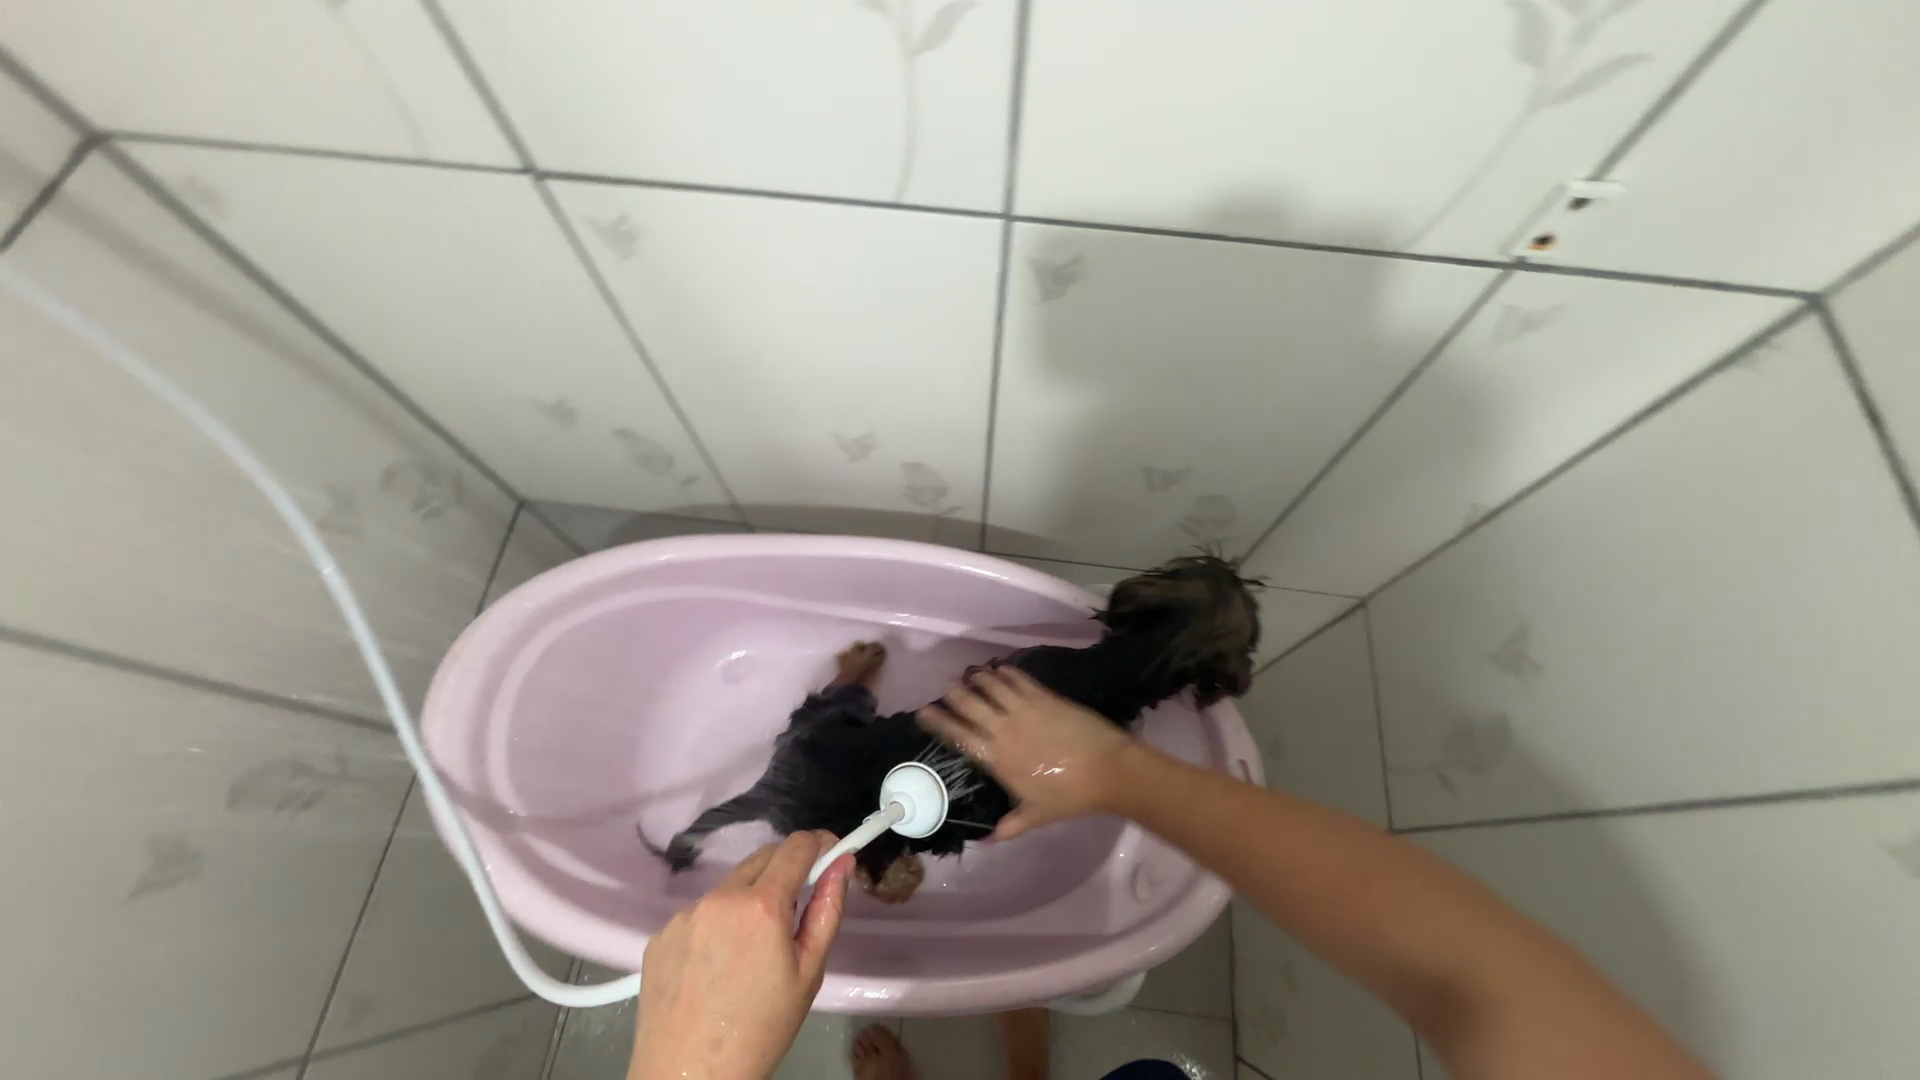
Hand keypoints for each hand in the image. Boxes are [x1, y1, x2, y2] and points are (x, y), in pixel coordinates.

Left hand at [630, 832, 852, 1079]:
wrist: (688, 1079)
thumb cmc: (760, 1030)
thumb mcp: (808, 972)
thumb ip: (828, 909)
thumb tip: (842, 862)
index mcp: (762, 905)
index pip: (797, 846)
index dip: (820, 844)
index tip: (832, 855)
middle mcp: (720, 897)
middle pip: (763, 857)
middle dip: (787, 869)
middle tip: (796, 910)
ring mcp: (685, 914)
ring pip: (731, 885)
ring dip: (751, 898)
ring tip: (752, 949)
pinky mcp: (661, 934)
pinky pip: (702, 912)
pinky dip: (719, 922)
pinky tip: (718, 964)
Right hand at [916, 667, 1141, 839]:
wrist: (1107, 770)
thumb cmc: (1069, 796)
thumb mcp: (1036, 816)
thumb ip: (1010, 825)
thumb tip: (987, 841)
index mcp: (998, 758)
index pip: (959, 736)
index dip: (939, 722)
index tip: (923, 712)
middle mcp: (1005, 729)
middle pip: (970, 704)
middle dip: (954, 693)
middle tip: (946, 687)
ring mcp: (1025, 709)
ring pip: (992, 686)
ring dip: (979, 678)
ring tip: (971, 674)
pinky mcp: (1045, 697)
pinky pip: (1019, 680)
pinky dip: (1006, 672)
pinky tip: (1000, 669)